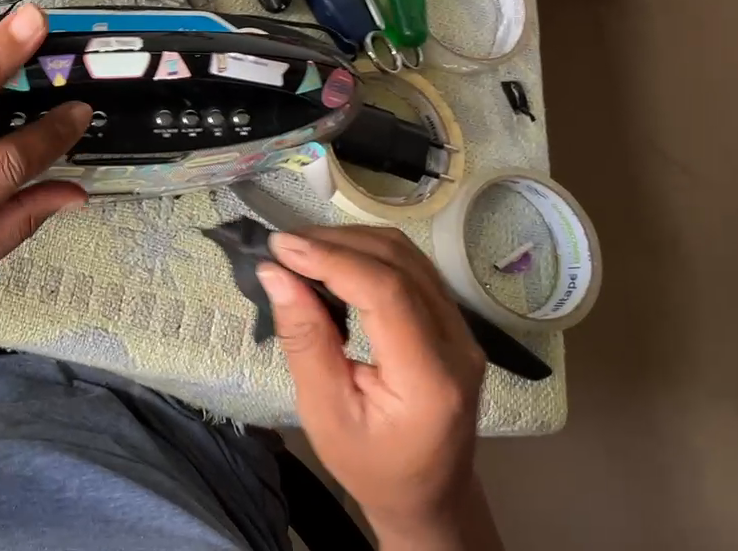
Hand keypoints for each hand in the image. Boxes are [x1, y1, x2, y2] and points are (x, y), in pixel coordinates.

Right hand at [258, 226, 492, 546]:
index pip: (386, 291)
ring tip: (302, 250)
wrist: (428, 496)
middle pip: (398, 262)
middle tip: (283, 247)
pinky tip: (332, 261)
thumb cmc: (372, 466)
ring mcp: (462, 329)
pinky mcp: (453, 321)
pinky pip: (411, 267)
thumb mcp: (324, 413)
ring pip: (407, 255)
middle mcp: (458, 344)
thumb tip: (275, 273)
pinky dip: (366, 252)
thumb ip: (304, 339)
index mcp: (430, 378)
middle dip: (335, 242)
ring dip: (350, 241)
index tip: (280, 248)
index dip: (331, 259)